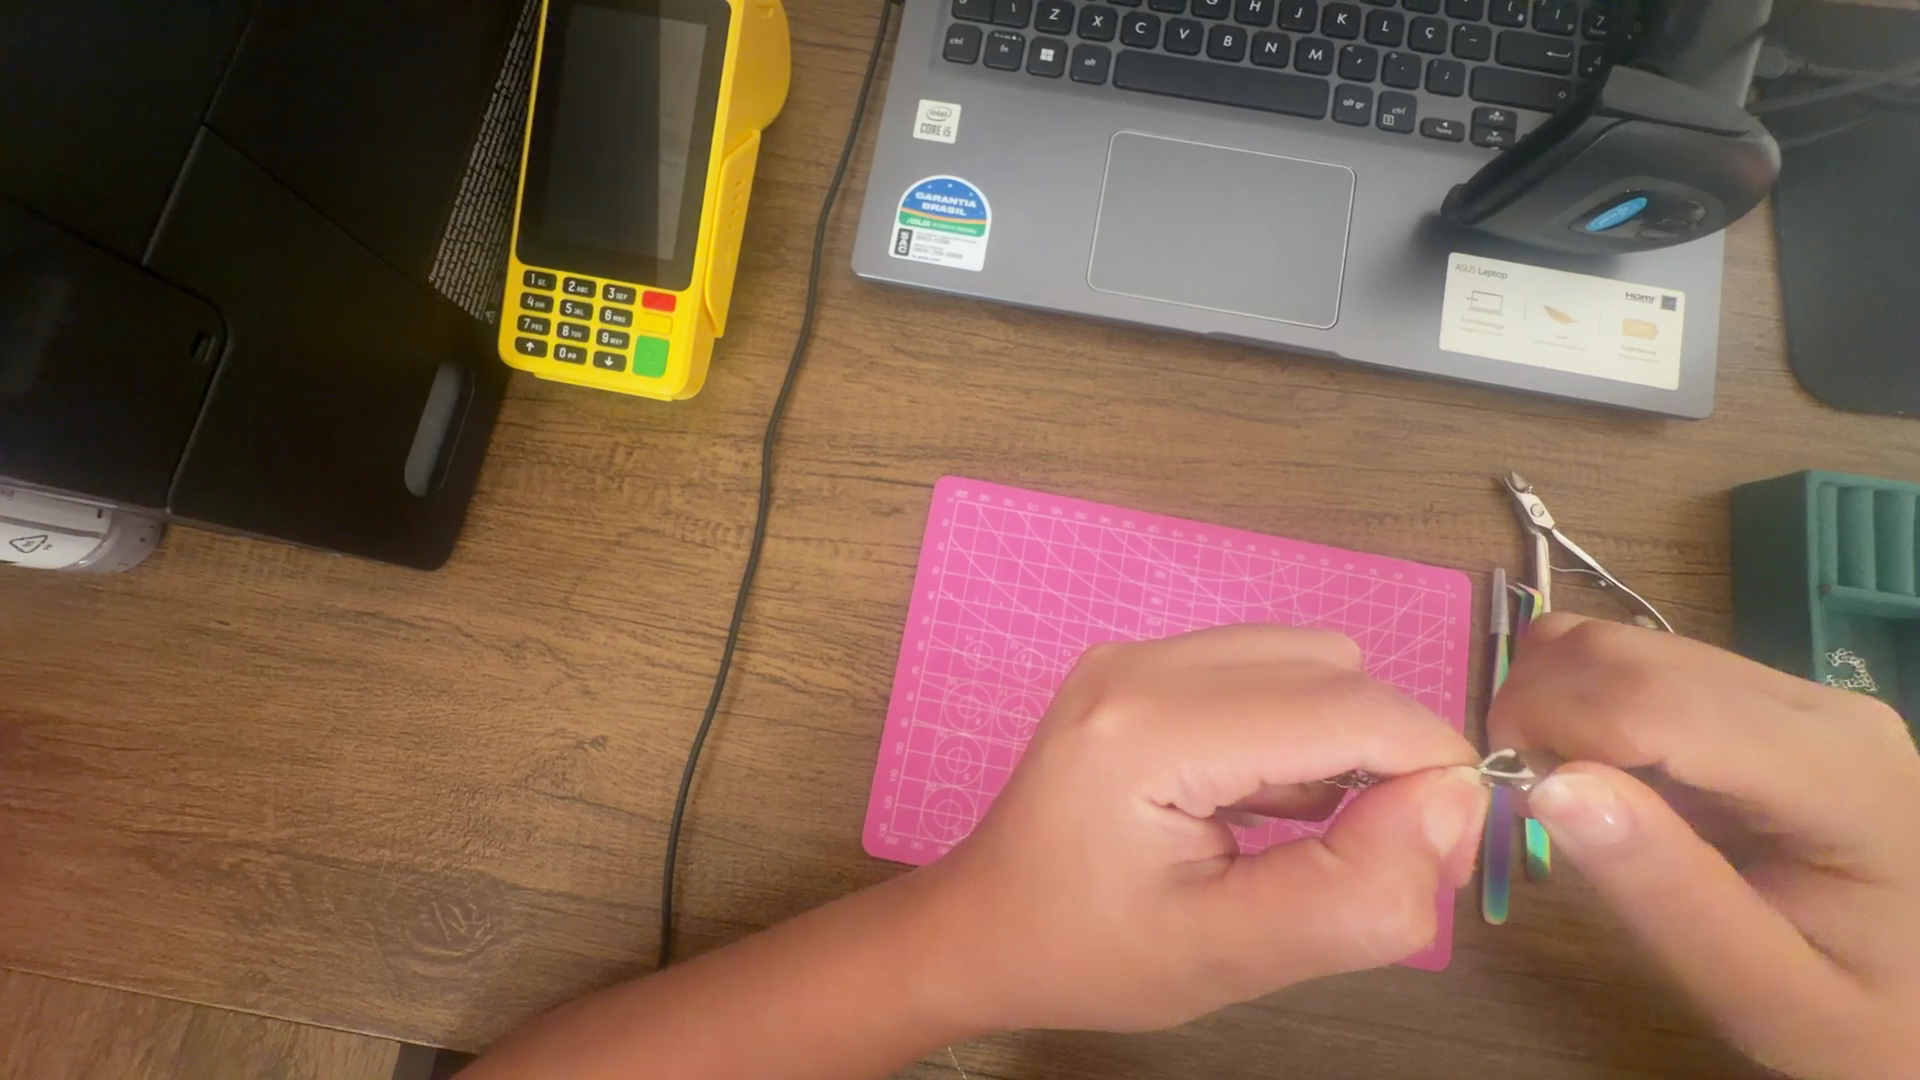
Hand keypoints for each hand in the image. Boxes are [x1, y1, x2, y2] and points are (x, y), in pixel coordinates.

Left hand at [911, 624, 1485, 1033]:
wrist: (985, 922)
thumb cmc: (1089, 951)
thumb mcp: (1230, 956)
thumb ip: (1356, 890)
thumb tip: (1448, 801)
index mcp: (1152, 727)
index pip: (1346, 706)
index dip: (1429, 769)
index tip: (1443, 855)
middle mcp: (1139, 663)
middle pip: (1327, 670)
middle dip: (1387, 753)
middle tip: (1378, 856)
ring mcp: (1131, 656)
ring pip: (1298, 660)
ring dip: (1338, 737)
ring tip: (1306, 831)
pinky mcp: (1133, 668)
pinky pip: (1253, 669)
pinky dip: (1290, 725)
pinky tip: (1262, 797)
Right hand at [1492, 615, 1919, 1079]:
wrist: (1918, 994)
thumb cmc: (1850, 1011)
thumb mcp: (1773, 997)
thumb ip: (1667, 894)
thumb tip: (1549, 784)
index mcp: (1840, 776)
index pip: (1649, 703)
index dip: (1547, 726)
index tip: (1512, 792)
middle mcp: (1813, 704)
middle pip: (1615, 659)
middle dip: (1532, 711)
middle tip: (1526, 793)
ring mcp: (1779, 686)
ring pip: (1604, 643)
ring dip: (1541, 698)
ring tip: (1553, 775)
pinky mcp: (1741, 686)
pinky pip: (1615, 653)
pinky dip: (1561, 688)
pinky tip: (1579, 752)